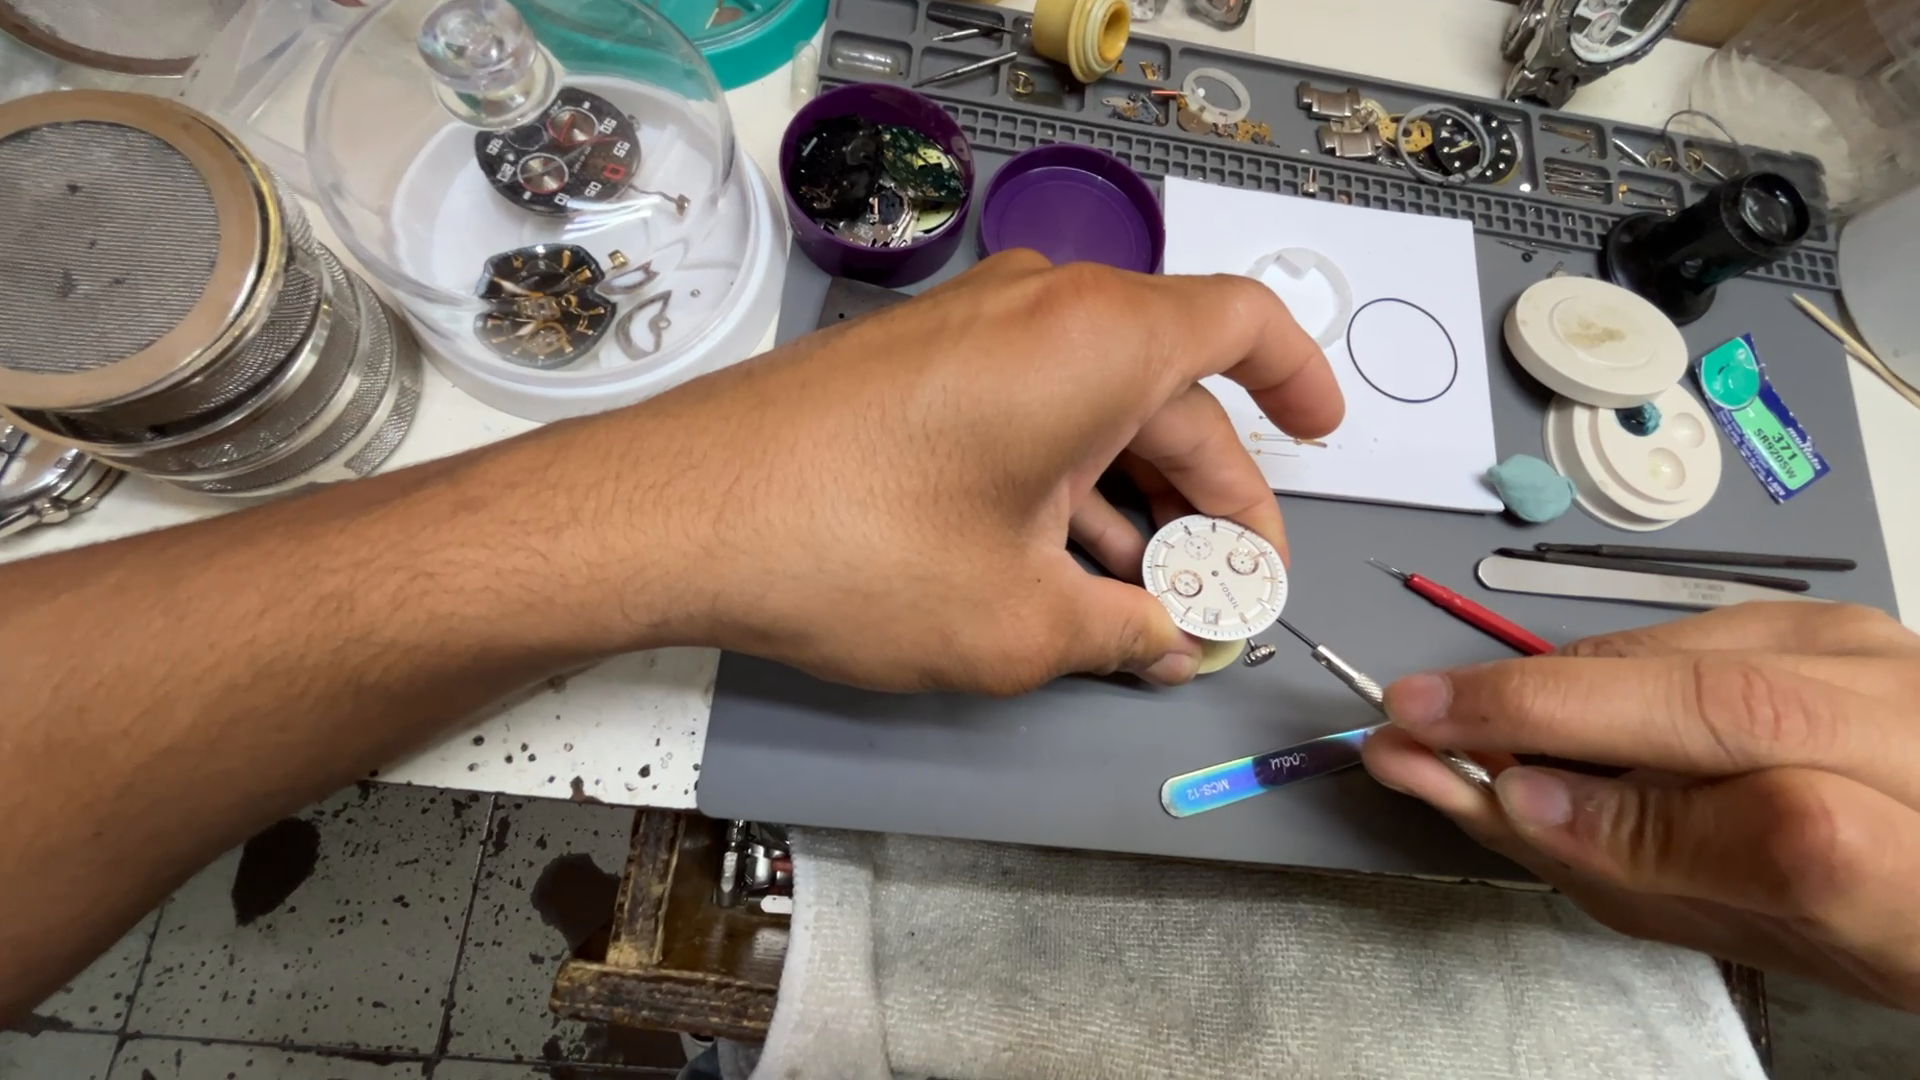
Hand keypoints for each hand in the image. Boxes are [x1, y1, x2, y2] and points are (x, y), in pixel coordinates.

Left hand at [591, 252, 1339, 692]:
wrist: (680, 515)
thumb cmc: (861, 553)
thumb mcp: (1021, 619)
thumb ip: (1125, 632)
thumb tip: (1176, 646)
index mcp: (1097, 340)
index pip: (1242, 326)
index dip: (1298, 380)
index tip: (1322, 436)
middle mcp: (1040, 314)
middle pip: (1168, 397)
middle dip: (1207, 500)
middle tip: (1221, 591)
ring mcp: (972, 339)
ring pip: (1094, 415)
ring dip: (1132, 506)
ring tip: (1148, 603)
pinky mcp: (921, 374)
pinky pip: (1028, 419)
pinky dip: (1064, 487)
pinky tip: (1068, 565)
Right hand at [1361, 602, 1919, 1009]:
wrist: (1917, 826)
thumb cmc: (1799, 900)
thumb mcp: (1708, 922)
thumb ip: (1574, 854)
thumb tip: (1445, 778)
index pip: (1799, 838)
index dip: (1640, 822)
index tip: (1507, 801)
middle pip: (1730, 706)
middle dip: (1540, 707)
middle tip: (1411, 710)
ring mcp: (1873, 657)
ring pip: (1674, 660)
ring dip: (1546, 690)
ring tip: (1472, 718)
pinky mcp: (1820, 617)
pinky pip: (1666, 635)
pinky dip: (1588, 674)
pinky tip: (1573, 709)